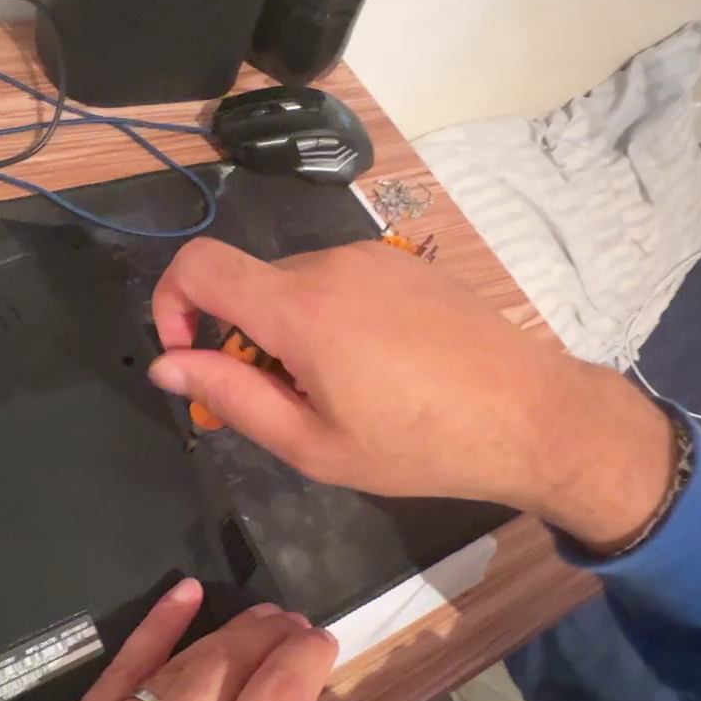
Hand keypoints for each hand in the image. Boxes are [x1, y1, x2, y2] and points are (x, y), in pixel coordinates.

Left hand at [0, 578, 337, 700]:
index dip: (302, 667)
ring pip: (182, 665)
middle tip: (298, 624)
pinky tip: (187, 592)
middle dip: (269, 640)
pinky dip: (157, 626)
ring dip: (230, 635)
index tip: (321, 645)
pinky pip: (123, 666)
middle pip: (226, 674)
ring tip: (264, 618)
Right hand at [147, 238, 673, 551]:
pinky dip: (327, 319)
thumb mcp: (313, 443)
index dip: (170, 303)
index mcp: (299, 306)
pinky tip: (376, 366)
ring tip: (341, 391)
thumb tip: (167, 363)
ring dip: (289, 334)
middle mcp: (330, 262)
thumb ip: (231, 396)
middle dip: (243, 342)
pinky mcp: (402, 263)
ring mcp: (372, 256)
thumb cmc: (418, 444)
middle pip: (249, 285)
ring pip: (294, 287)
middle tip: (287, 404)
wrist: (533, 414)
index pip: (198, 264)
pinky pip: (337, 282)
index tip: (189, 355)